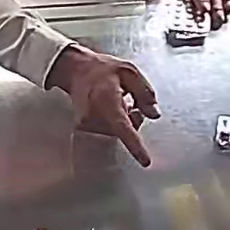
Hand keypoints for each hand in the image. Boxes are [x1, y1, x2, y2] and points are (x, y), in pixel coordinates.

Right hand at [48, 45, 160, 166]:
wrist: (74, 69)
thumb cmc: (100, 69)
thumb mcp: (129, 72)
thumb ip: (145, 93)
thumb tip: (154, 114)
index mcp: (106, 100)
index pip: (122, 127)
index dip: (135, 146)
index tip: (145, 161)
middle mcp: (93, 115)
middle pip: (123, 130)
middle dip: (133, 119)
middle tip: (130, 101)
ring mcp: (86, 124)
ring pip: (116, 132)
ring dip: (122, 120)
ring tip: (116, 101)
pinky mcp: (83, 129)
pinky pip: (107, 131)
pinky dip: (113, 122)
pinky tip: (107, 107)